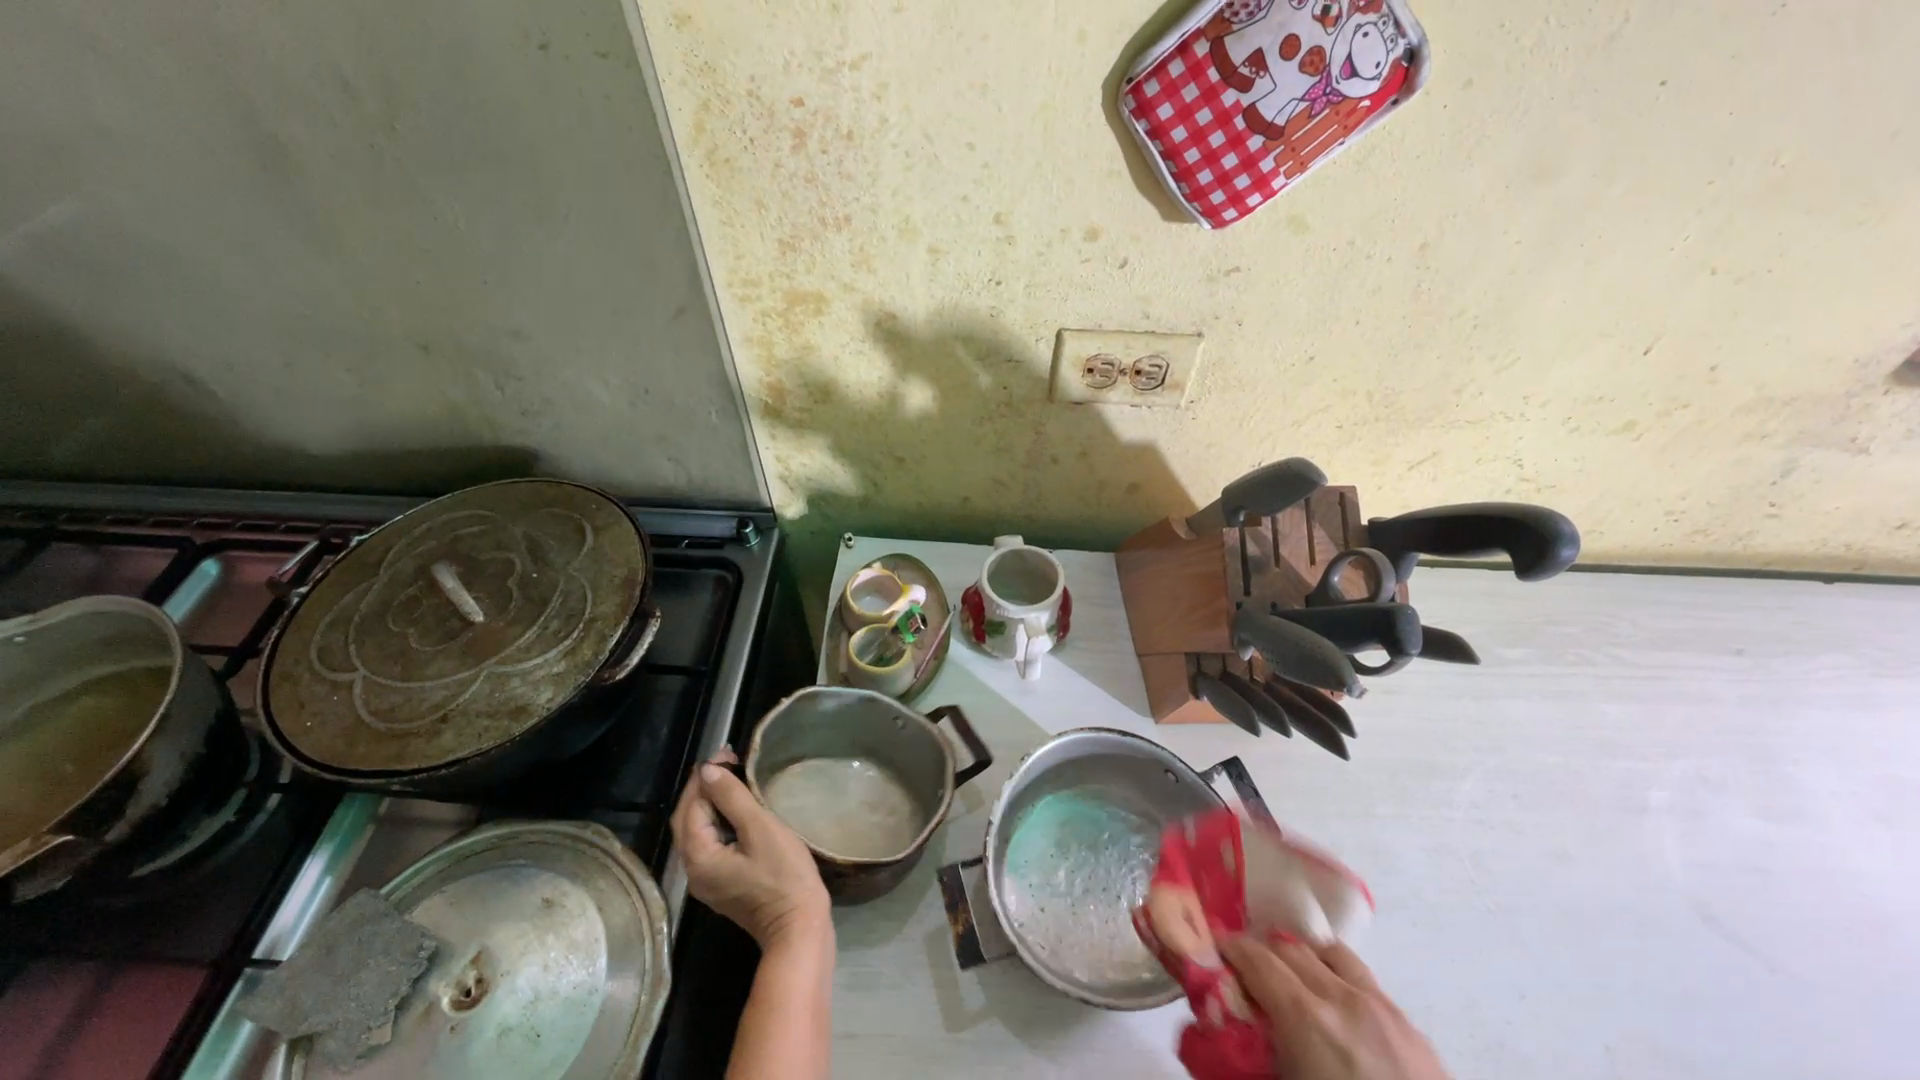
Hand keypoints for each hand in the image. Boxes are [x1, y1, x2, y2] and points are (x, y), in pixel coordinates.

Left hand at [671, 752, 830, 948]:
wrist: (799, 928)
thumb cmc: (784, 876)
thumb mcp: (761, 829)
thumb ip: (733, 798)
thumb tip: (708, 771)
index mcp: (698, 856)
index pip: (691, 806)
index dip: (706, 777)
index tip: (727, 753)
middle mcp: (694, 870)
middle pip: (688, 820)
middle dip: (703, 789)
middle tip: (728, 762)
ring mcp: (708, 881)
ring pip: (699, 833)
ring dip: (711, 804)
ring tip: (733, 779)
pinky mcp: (723, 886)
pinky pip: (711, 845)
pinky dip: (719, 823)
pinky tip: (738, 812)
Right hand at [1219, 937, 1447, 1079]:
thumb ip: (1243, 1063)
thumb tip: (1204, 1043)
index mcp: (1306, 1019)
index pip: (1256, 959)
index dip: (1231, 950)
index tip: (1215, 953)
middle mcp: (1343, 998)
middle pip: (1291, 949)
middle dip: (1262, 953)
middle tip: (1245, 974)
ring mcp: (1382, 1008)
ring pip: (1332, 953)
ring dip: (1304, 958)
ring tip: (1292, 981)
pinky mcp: (1411, 1027)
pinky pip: (1365, 981)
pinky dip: (1339, 979)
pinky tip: (1338, 1012)